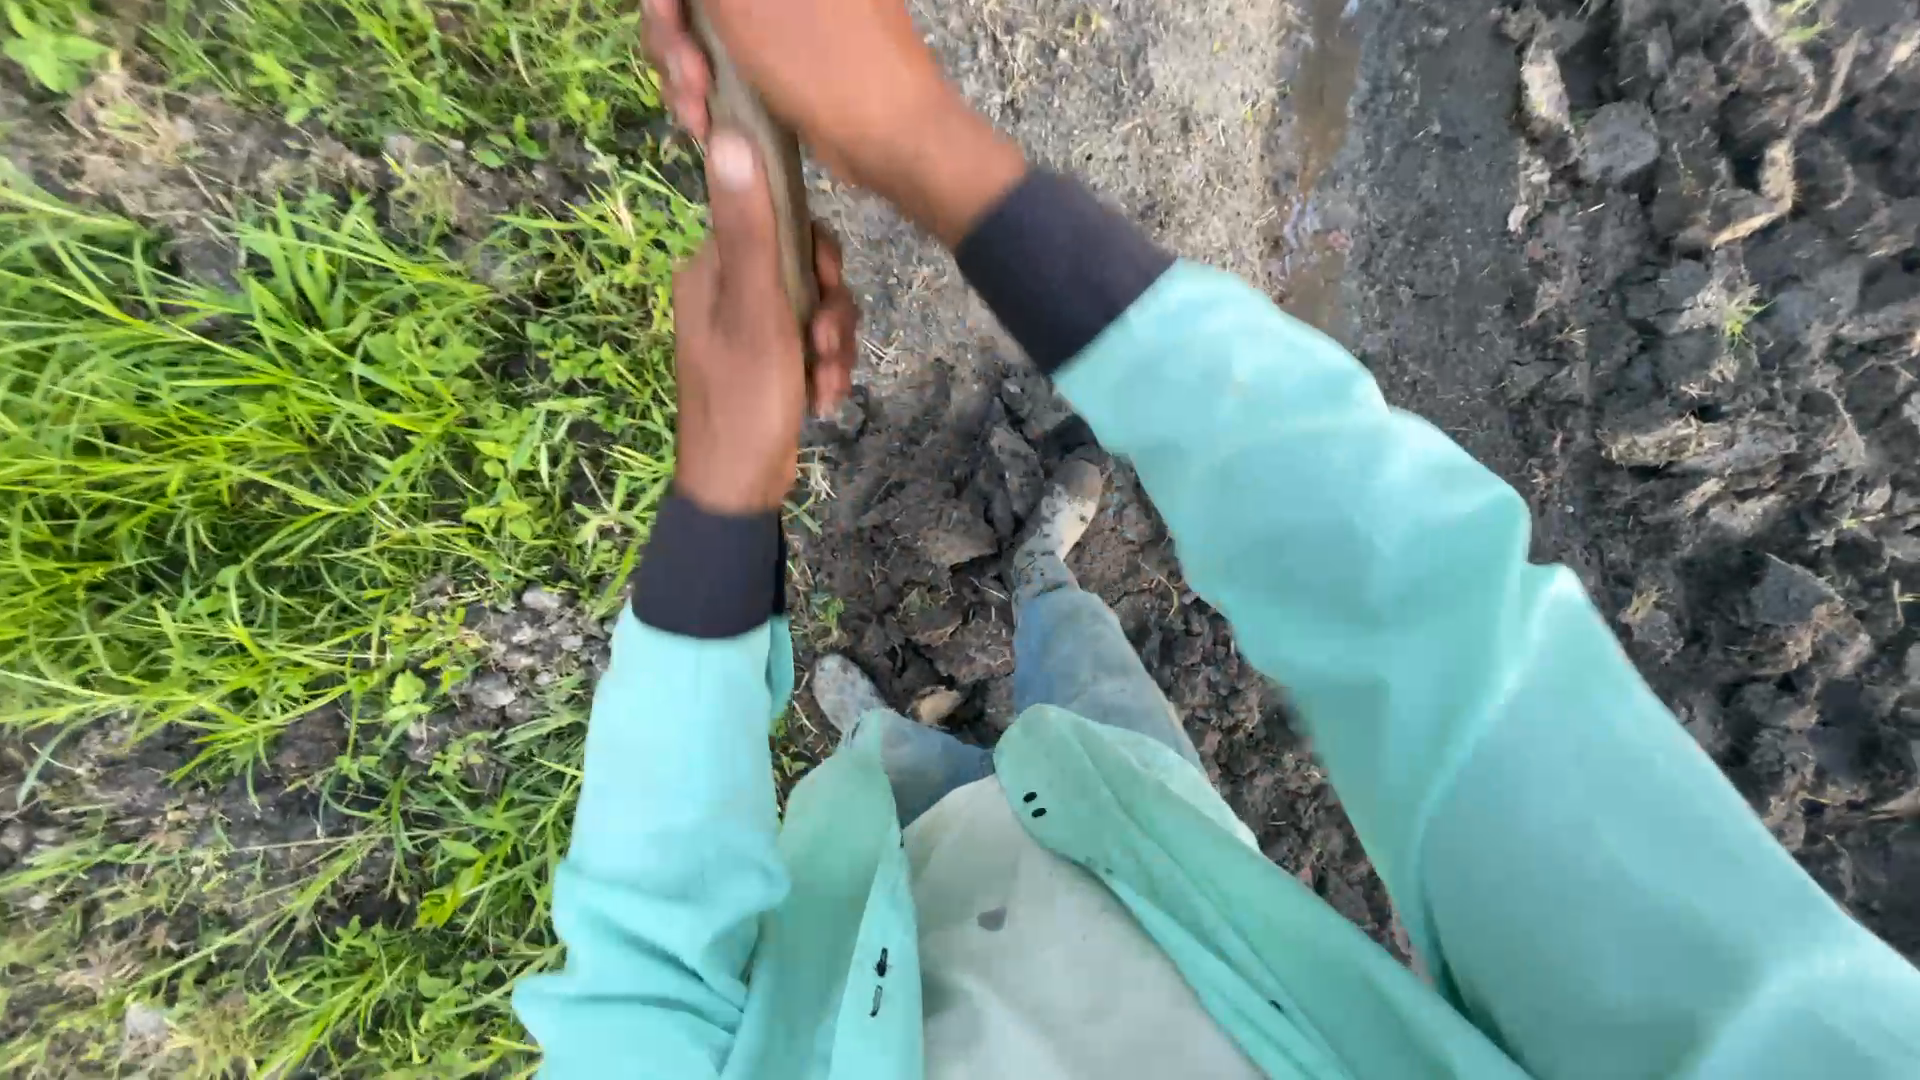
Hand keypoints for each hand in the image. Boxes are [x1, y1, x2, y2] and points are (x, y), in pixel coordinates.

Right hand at [642, 0, 1026, 245]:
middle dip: (676, 35)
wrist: (893, 140)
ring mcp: (787, 14)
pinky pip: (732, 61)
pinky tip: (706, 121)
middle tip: (688, 78)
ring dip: (687, 70)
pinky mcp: (789, 58)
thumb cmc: (822, 64)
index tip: (669, 25)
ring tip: (698, 112)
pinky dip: (712, 89)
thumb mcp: (744, 4)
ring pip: (706, 29)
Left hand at [672, 131, 860, 513]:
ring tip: (827, 383)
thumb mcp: (754, 311)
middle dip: (830, 310)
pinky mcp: (771, 363)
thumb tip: (729, 138)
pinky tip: (824, 399)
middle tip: (826, 345)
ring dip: (833, 347)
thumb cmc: (744, 398)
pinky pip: (812, 346)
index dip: (814, 249)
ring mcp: (750, 330)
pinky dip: (825, 370)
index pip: (775, 222)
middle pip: (804, 268)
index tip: (827, 283)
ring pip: (816, 311)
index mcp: (712, 269)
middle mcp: (728, 292)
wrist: (739, 485)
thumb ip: (750, 230)